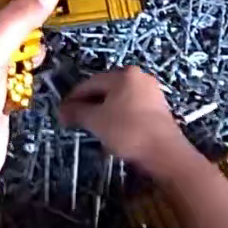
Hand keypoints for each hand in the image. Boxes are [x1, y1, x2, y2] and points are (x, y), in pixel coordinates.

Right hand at [60, 67, 199, 181]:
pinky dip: (119, 118)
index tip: (62, 112)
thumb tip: (62, 110)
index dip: (74, 98)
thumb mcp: (97, 121)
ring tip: (93, 129)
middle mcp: (139, 77)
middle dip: (89, 105)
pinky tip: (113, 133)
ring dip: (103, 113)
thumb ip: (77, 112)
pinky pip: (131, 109)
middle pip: (106, 90)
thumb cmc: (128, 131)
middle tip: (75, 121)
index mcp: (124, 74)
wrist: (165, 153)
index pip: (91, 83)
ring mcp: (151, 92)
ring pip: (119, 100)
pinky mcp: (159, 109)